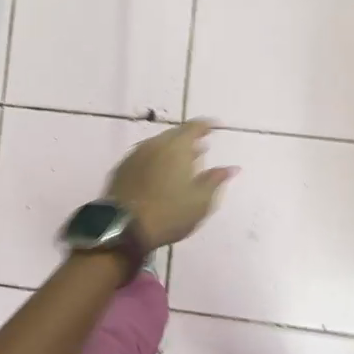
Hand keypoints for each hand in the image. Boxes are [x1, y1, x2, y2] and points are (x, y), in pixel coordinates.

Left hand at [105, 120, 237, 252]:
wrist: (123, 227)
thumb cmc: (169, 213)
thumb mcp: (201, 201)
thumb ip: (216, 180)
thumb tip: (231, 168)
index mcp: (176, 147)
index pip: (194, 127)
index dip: (206, 125)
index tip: (216, 127)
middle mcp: (154, 144)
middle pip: (174, 134)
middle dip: (189, 138)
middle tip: (201, 146)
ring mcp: (134, 155)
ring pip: (157, 144)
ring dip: (172, 148)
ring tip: (184, 160)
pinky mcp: (121, 168)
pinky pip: (144, 155)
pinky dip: (156, 158)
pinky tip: (160, 171)